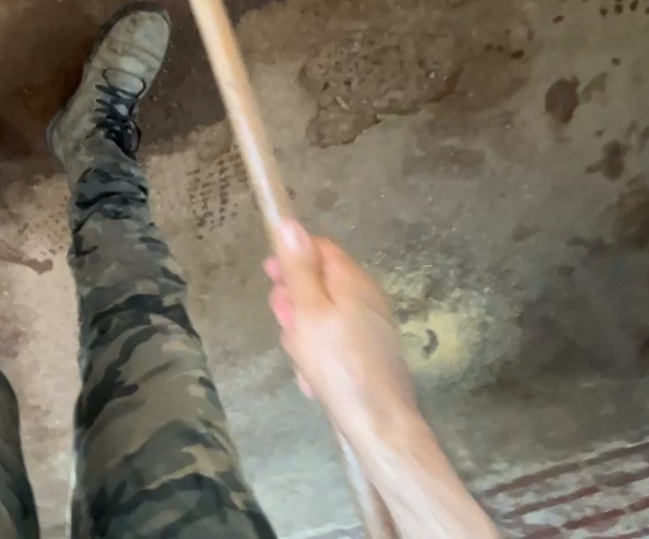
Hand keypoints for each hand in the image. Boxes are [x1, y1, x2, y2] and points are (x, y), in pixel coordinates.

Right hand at [265, 221, 418, 439]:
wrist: (378, 426)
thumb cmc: (337, 362)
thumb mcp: (308, 309)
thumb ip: (298, 267)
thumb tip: (290, 222)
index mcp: (353, 282)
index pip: (320, 247)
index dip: (291, 255)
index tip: (270, 274)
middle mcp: (365, 300)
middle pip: (317, 283)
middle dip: (293, 300)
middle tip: (285, 321)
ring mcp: (368, 330)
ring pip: (319, 317)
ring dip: (301, 332)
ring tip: (300, 356)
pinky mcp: (366, 357)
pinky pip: (331, 344)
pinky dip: (317, 355)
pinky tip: (313, 377)